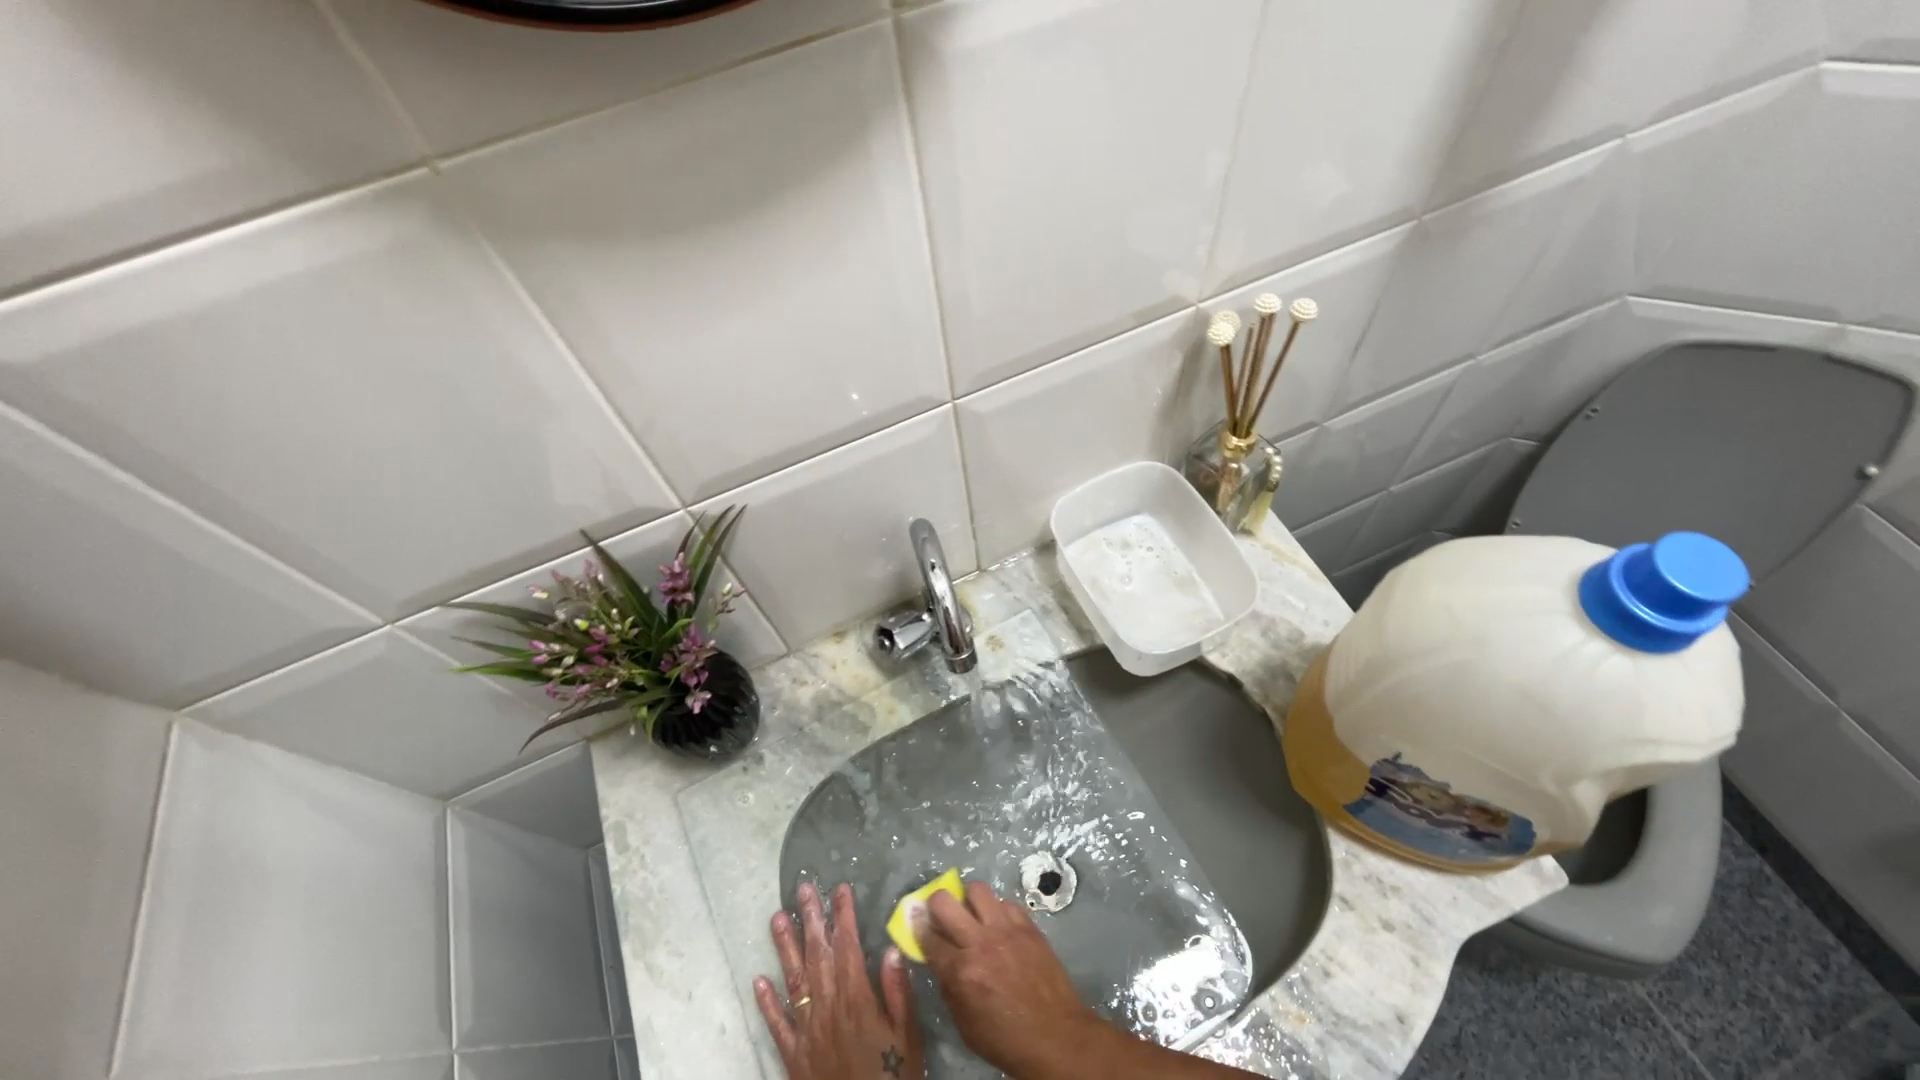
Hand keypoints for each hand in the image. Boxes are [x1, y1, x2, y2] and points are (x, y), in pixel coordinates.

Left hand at [755, 882, 923, 1079]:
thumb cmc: (894, 1077)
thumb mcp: (908, 1036)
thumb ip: (897, 993)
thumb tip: (891, 949)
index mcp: (858, 1000)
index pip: (848, 948)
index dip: (843, 916)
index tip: (840, 889)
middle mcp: (828, 1009)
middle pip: (817, 956)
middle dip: (812, 920)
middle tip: (803, 888)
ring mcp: (807, 1032)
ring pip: (794, 982)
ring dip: (785, 948)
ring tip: (777, 918)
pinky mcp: (794, 1055)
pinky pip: (778, 1025)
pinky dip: (767, 1002)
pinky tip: (758, 980)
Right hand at [918, 881, 1105, 1077]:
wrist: (1057, 1037)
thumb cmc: (1006, 1039)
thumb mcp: (964, 1024)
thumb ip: (948, 986)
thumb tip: (940, 959)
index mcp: (961, 971)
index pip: (927, 936)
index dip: (916, 928)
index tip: (914, 921)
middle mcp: (980, 942)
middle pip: (944, 901)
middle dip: (934, 904)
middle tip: (939, 914)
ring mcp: (1007, 930)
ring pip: (977, 889)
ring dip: (968, 900)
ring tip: (972, 915)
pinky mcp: (1030, 927)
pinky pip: (1006, 903)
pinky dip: (997, 910)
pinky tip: (999, 926)